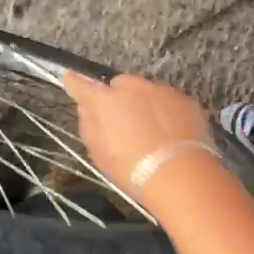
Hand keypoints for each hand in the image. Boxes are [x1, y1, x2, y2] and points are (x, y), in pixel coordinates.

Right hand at [62, 72, 227, 208]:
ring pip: (146, 91)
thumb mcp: (98, 153)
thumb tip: (87, 107)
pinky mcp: (185, 100)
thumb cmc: (130, 168)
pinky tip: (169, 132)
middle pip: (119, 84)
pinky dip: (164, 111)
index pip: (82, 85)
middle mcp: (132, 88)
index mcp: (105, 101)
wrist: (180, 174)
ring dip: (143, 103)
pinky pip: (168, 100)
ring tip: (150, 131)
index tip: (69, 78)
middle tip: (122, 121)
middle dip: (118, 97)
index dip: (74, 83)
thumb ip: (89, 124)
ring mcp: (161, 91)